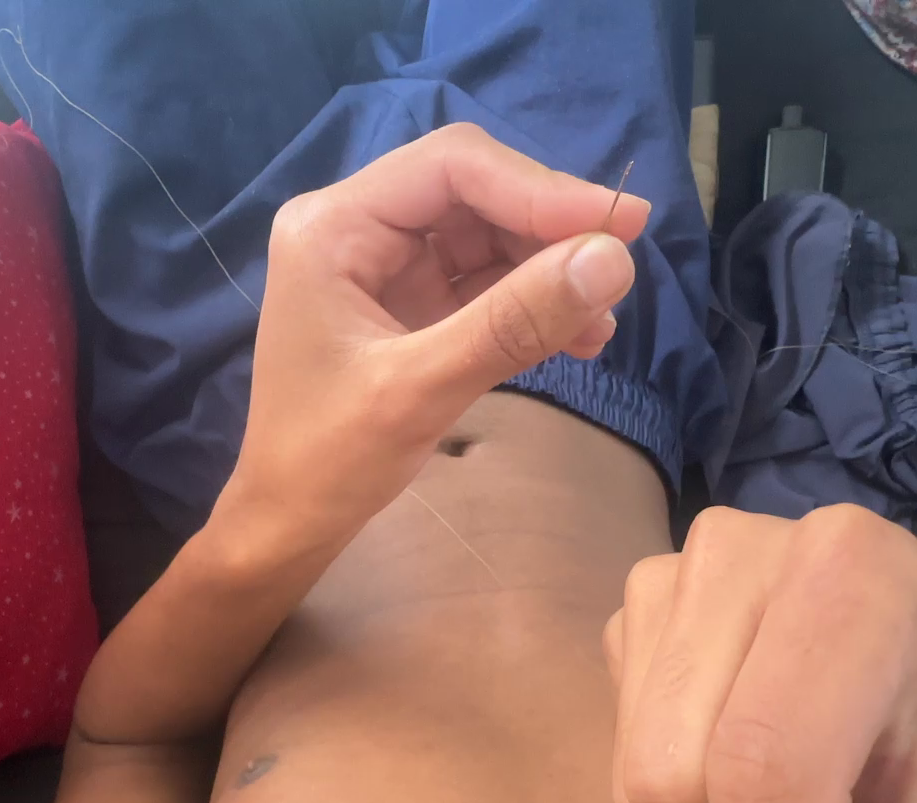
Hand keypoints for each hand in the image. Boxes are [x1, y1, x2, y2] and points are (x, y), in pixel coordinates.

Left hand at [215, 122, 648, 558]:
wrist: (293, 518)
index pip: (452, 169)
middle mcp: (357, 231)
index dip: (542, 189)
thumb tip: (613, 260)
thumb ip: (512, 324)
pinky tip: (576, 337)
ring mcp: (384, 270)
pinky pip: (481, 288)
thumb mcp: (420, 389)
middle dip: (548, 234)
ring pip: (485, 242)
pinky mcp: (408, 308)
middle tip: (616, 274)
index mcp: (334, 228)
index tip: (623, 223)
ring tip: (600, 323)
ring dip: (547, 275)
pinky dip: (529, 307)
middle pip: (474, 197)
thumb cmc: (331, 460)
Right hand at [603, 505, 916, 802]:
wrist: (863, 602)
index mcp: (858, 584)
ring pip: (636, 762)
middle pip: (675, 775)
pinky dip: (666, 746)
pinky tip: (720, 708)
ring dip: (697, 797)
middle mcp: (745, 549)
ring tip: (758, 744)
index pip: (773, 767)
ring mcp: (672, 565)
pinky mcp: (629, 592)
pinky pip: (616, 724)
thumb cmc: (906, 704)